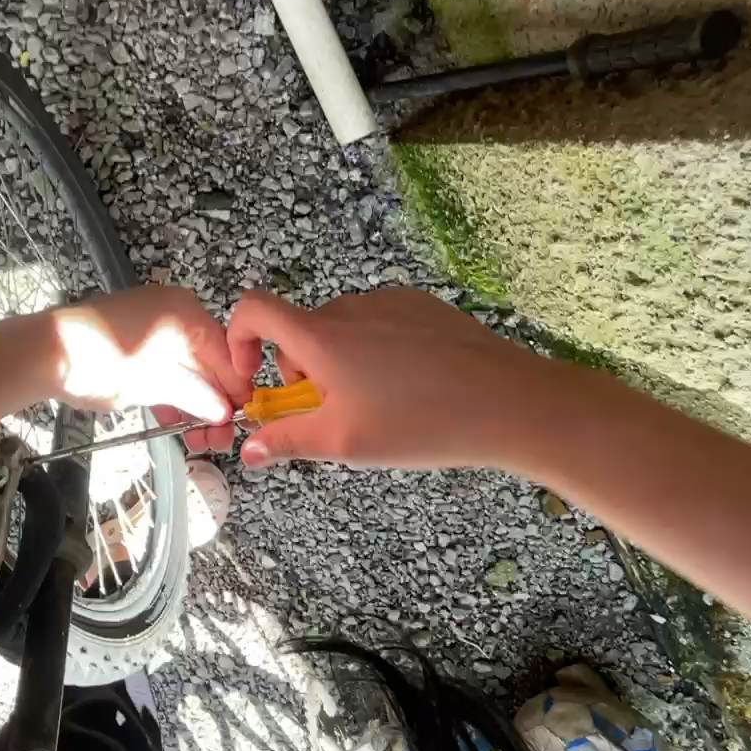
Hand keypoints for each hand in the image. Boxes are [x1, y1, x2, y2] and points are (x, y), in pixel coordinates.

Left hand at [49, 286, 248, 450]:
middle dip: (213, 402)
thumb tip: (223, 411)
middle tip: (216, 441)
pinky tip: (172, 421)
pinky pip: (162, 365)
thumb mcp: (153, 384)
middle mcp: (174, 311)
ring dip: (191, 402)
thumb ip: (194, 395)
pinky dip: (168, 391)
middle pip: (207, 361)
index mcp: (185, 313)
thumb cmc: (101, 363)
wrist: (42, 353)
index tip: (241, 423)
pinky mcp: (133, 338)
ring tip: (194, 439)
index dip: (235, 391)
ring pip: (184, 367)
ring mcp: (151, 323)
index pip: (226, 355)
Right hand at [225, 288, 560, 469]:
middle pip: (298, 330)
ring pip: (337, 328)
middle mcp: (348, 307)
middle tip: (334, 410)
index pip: (252, 309)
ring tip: (378, 400)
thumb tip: (249, 450)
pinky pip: (375, 320)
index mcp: (321, 337)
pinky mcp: (419, 303)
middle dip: (301, 370)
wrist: (512, 403)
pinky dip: (372, 347)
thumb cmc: (421, 424)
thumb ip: (287, 442)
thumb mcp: (344, 443)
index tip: (253, 374)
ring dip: (337, 360)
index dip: (238, 337)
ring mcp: (387, 300)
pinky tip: (408, 380)